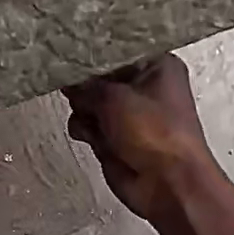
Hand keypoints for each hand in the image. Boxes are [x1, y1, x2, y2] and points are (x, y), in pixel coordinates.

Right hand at [63, 54, 224, 221]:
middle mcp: (145, 89)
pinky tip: (92, 137)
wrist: (166, 184)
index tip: (72, 57)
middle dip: (86, 88)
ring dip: (85, 112)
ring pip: (90, 103)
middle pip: (99, 78)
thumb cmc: (157, 135)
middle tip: (83, 93)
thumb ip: (85, 86)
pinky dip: (86, 130)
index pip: (116, 50)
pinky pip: (89, 126)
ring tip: (94, 121)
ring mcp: (130, 116)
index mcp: (157, 66)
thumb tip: (68, 81)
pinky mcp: (117, 139)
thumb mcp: (114, 98)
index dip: (93, 55)